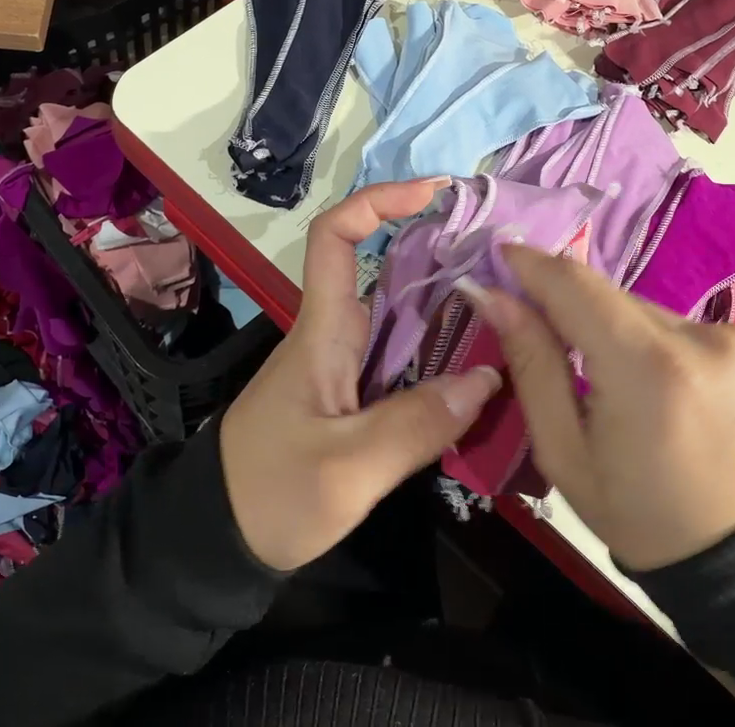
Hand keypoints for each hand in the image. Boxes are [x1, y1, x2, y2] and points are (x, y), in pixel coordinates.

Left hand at [219, 179, 504, 571]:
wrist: (219, 541)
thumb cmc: (269, 494)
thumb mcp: (345, 470)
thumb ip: (414, 427)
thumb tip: (487, 378)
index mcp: (322, 333)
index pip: (335, 239)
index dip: (378, 202)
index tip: (433, 192)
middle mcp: (334, 338)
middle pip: (386, 274)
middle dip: (441, 256)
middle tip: (508, 264)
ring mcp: (343, 369)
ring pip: (402, 321)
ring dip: (451, 310)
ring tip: (515, 313)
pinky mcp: (352, 400)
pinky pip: (404, 363)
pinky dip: (443, 359)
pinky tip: (484, 375)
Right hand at [464, 245, 734, 572]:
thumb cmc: (640, 515)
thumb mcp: (564, 452)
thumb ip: (531, 364)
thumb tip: (492, 296)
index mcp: (647, 372)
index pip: (575, 286)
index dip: (530, 264)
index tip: (496, 254)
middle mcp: (697, 337)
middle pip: (605, 295)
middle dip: (563, 305)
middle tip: (530, 328)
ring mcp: (731, 334)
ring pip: (636, 306)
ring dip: (603, 323)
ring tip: (595, 374)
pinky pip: (669, 320)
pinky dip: (641, 338)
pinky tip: (640, 380)